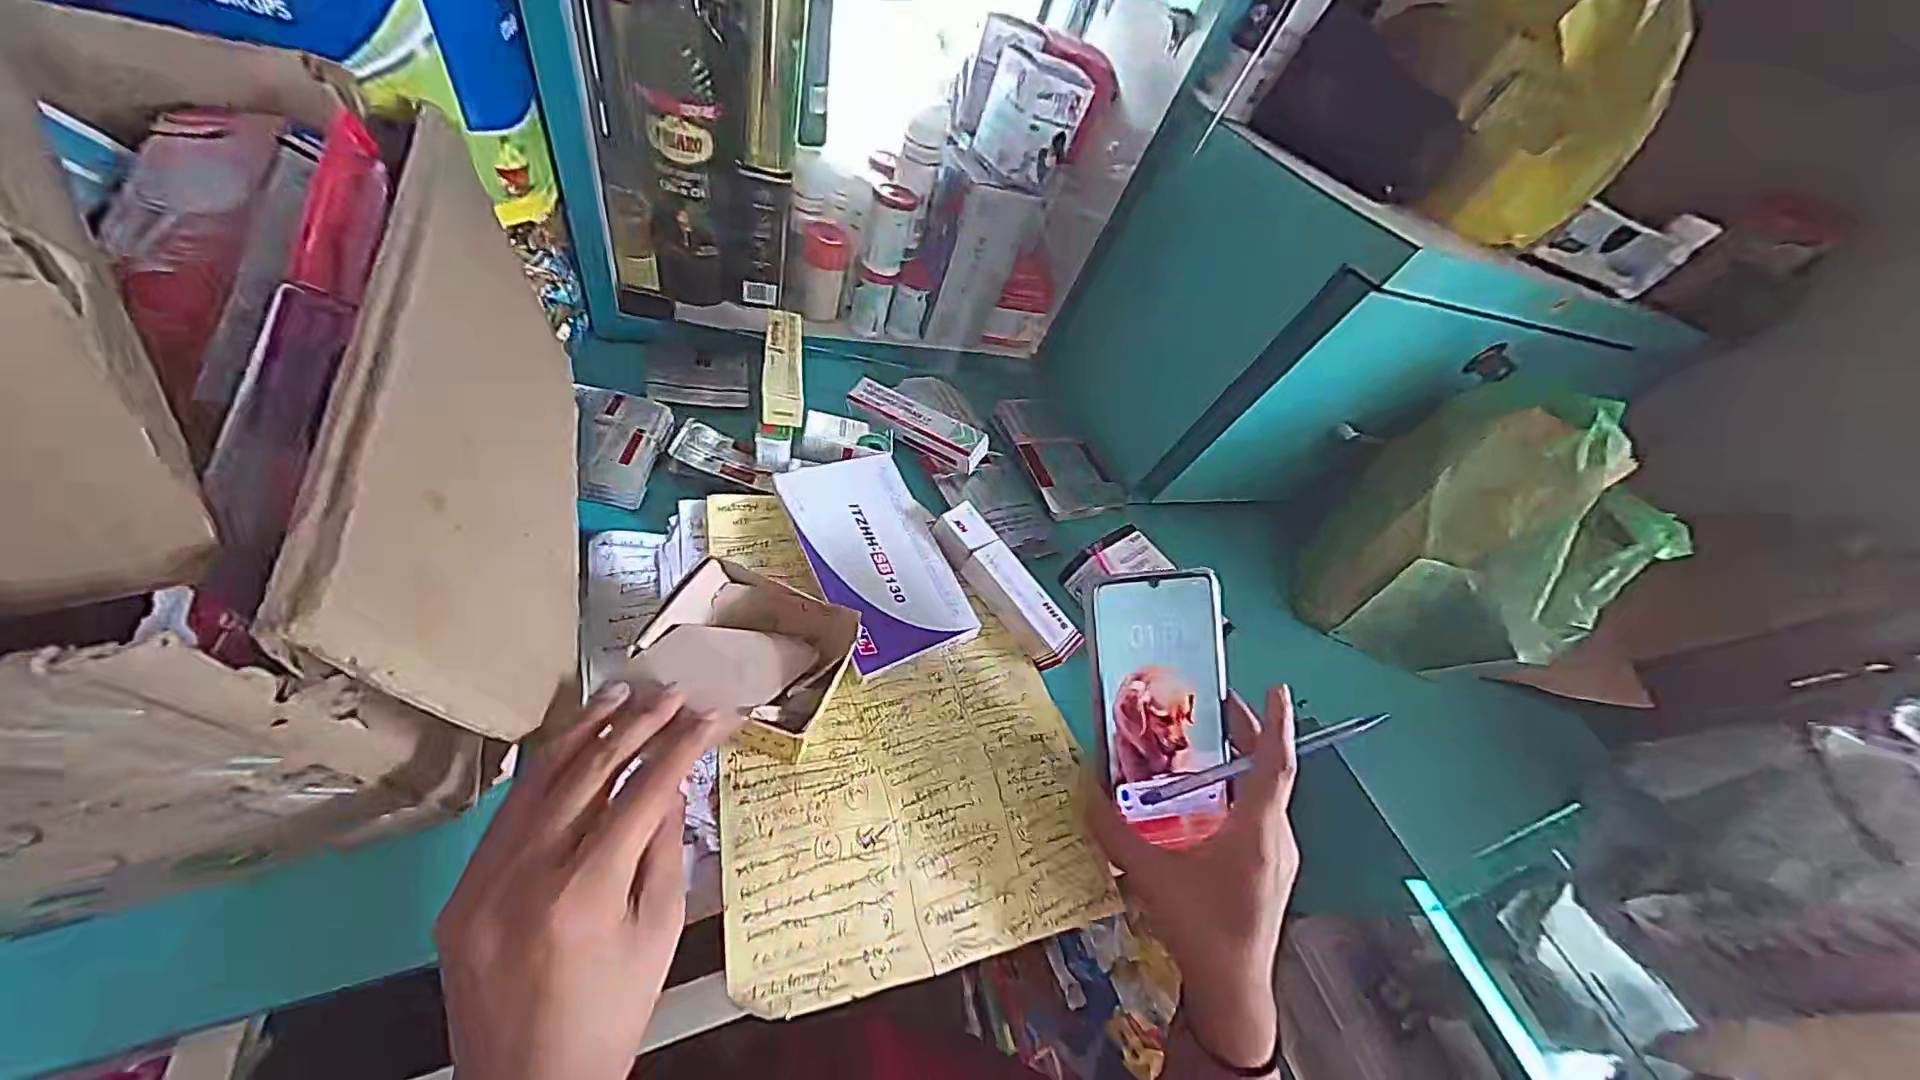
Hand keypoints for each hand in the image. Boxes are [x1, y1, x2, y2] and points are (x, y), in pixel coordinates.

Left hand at [435, 682, 741, 1079]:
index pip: (643, 792)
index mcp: (585, 893)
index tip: (712, 718)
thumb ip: (664, 848)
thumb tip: (672, 783)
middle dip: (640, 724)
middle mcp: (526, 877)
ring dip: (586, 729)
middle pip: (592, 772)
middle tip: (672, 695)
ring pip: (540, 780)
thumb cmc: (613, 1010)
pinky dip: (546, 769)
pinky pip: (510, 811)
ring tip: (620, 694)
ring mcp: (484, 881)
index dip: (683, 746)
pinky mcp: (462, 890)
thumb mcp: (660, 929)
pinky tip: (571, 741)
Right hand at [1084, 685, 1299, 1068]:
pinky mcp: (1271, 868)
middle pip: (1269, 773)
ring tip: (1209, 744)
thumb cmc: (1201, 929)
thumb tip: (1084, 793)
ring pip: (1264, 795)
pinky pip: (1259, 815)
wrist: (1234, 991)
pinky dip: (1238, 791)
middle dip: (1247, 733)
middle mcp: (1275, 836)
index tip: (1276, 688)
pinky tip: (1207, 800)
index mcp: (1256, 830)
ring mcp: (1278, 854)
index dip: (1275, 724)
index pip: (1275, 765)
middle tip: (1218, 705)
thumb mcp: (1150, 876)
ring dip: (1241, 764)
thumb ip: (1114, 833)